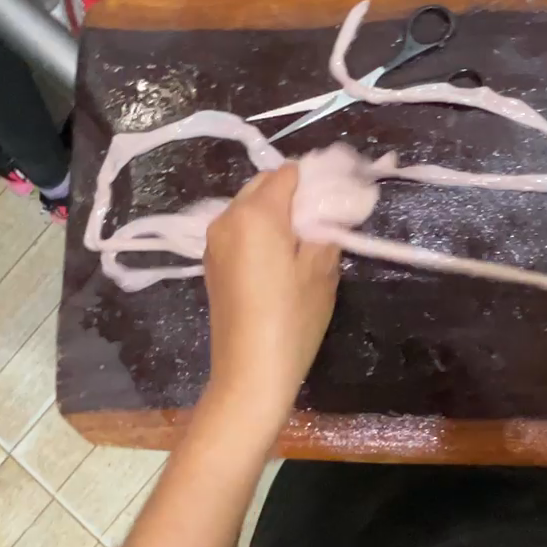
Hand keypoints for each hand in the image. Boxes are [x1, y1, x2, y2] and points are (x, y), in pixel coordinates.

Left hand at [202, 164, 340, 416]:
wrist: (250, 372)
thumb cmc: (291, 319)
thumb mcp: (322, 271)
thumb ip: (326, 229)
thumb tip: (329, 209)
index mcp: (255, 213)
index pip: (288, 174)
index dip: (314, 183)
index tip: (334, 203)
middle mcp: (227, 218)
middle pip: (263, 186)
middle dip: (292, 196)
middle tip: (320, 223)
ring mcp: (213, 242)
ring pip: (248, 208)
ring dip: (275, 215)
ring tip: (301, 244)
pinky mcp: (211, 264)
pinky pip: (238, 231)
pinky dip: (258, 233)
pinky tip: (278, 260)